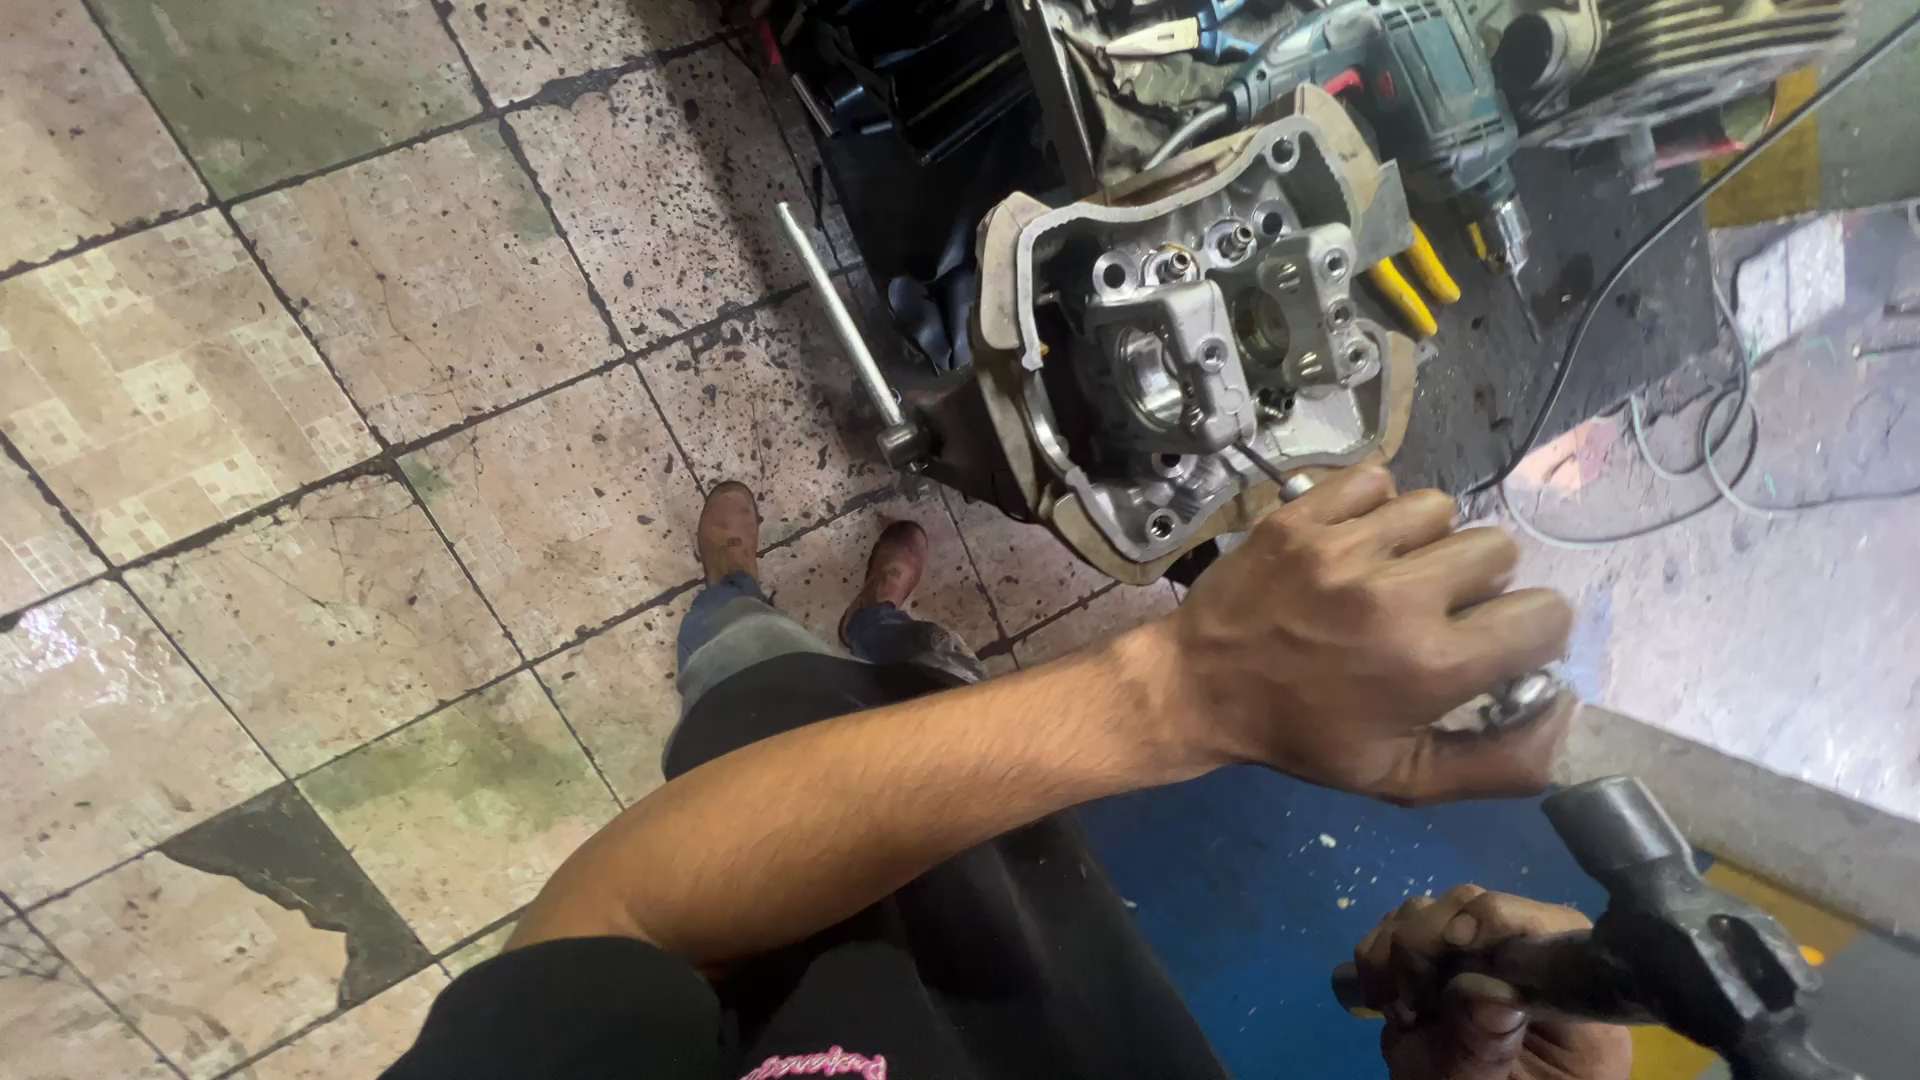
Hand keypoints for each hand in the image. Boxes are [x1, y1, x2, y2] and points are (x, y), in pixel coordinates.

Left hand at [1163, 463, 1573, 801]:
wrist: (1196, 685)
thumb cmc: (1296, 735)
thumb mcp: (1399, 778)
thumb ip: (1501, 763)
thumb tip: (1566, 707)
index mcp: (1430, 665)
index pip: (1545, 614)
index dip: (1522, 630)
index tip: (1483, 639)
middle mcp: (1393, 596)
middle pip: (1496, 549)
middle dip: (1476, 581)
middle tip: (1428, 606)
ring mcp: (1339, 547)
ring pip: (1438, 507)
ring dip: (1425, 539)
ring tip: (1388, 569)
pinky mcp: (1297, 517)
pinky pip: (1374, 478)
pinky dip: (1374, 503)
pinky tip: (1354, 538)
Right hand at [1354, 886, 1631, 1079]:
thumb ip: (1483, 1044)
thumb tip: (1486, 987)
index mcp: (1568, 1007)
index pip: (1552, 927)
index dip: (1499, 919)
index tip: (1454, 942)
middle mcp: (1524, 965)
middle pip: (1473, 905)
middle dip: (1426, 940)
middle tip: (1408, 996)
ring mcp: (1473, 954)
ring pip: (1426, 909)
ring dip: (1395, 952)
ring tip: (1397, 1007)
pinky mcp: (1433, 953)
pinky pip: (1393, 922)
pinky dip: (1376, 953)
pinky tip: (1384, 996)